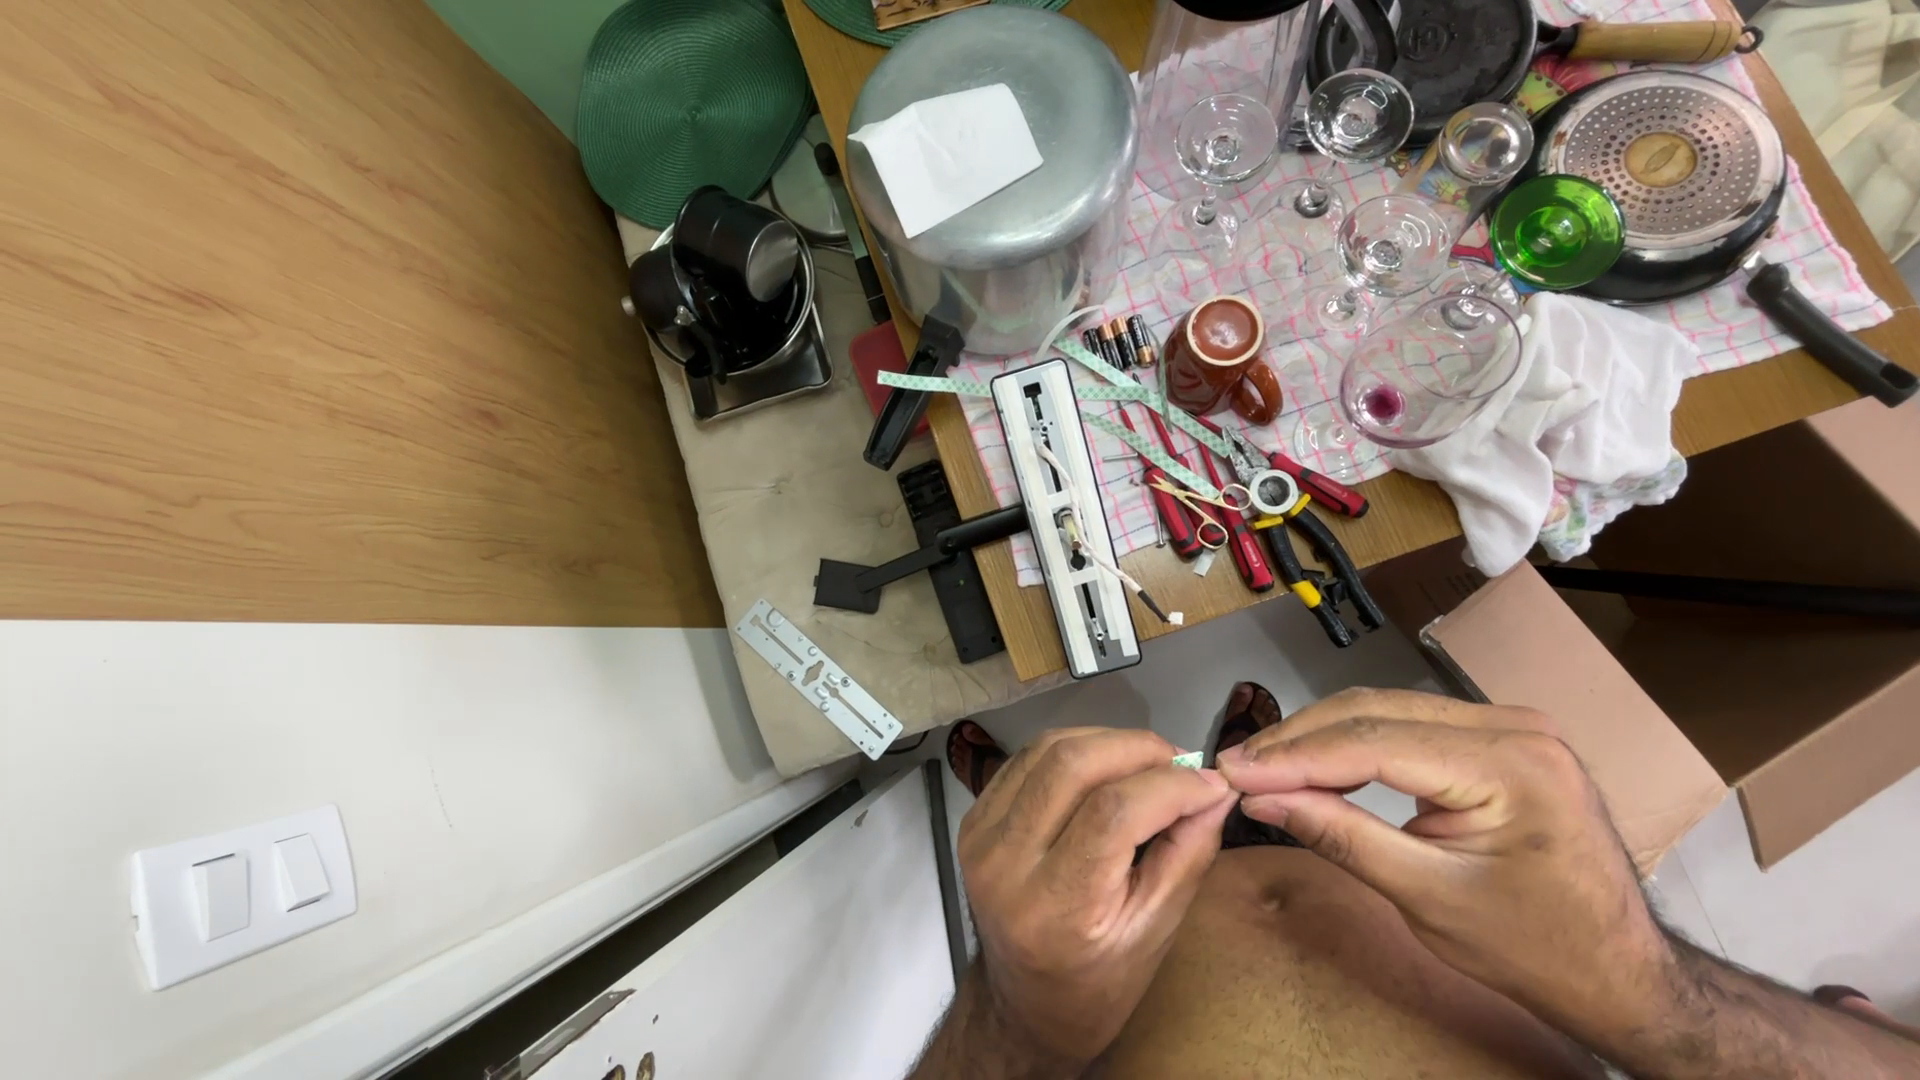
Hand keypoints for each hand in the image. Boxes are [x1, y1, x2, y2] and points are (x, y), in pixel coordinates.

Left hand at [957, 727, 1237, 1068]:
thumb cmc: (1101, 980)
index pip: (1113, 811)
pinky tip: (1104, 764)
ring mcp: (982, 835)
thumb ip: (1189, 851)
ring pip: (1046, 748)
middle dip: (1137, 748)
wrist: (1025, 1003)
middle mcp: (1007, 863)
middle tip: (1177, 762)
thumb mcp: (1158, 929)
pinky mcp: (974, 817)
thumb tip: (1215, 786)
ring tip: (1146, 760)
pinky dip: (1072, 748)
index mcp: (1057, 906)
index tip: (1209, 783)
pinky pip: (1026, 758)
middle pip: (1072, 764)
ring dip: (1106, 740)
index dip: (1170, 784)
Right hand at [1214, 689, 1676, 1038]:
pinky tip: (1313, 762)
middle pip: (1372, 711)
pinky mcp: (1493, 735)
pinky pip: (1403, 723)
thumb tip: (1260, 798)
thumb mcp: (1427, 898)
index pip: (1372, 743)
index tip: (1232, 772)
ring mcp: (1506, 724)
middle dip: (1297, 739)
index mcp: (1510, 766)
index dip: (1293, 757)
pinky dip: (1349, 742)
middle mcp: (1511, 725)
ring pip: (1381, 708)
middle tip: (1237, 767)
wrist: (1624, 972)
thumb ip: (1340, 836)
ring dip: (1317, 736)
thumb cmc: (1536, 949)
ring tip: (1262, 765)